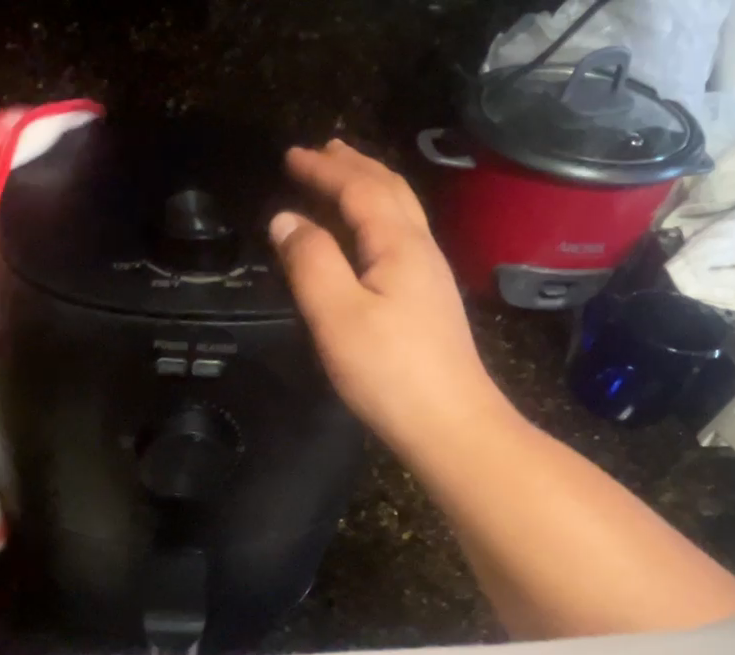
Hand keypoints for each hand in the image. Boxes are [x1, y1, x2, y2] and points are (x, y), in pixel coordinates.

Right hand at [270, 140, 514, 443]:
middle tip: (322, 151)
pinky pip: (401, 237)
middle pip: (389, 191)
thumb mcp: (337, 316)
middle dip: (352, 167)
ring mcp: (430, 276)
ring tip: (345, 178)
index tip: (290, 154)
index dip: (324, 169)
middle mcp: (420, 249)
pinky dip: (378, 218)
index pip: (358, 189)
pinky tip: (370, 236)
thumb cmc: (389, 371)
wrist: (449, 423)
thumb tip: (285, 219)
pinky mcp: (429, 303)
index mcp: (397, 244)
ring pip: (400, 213)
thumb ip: (310, 262)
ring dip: (370, 188)